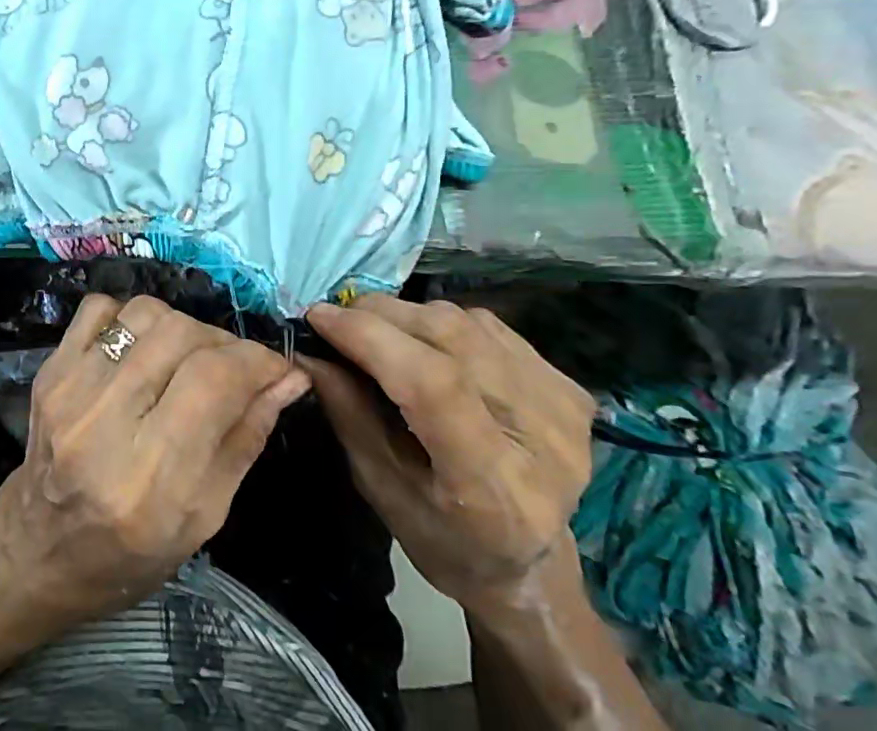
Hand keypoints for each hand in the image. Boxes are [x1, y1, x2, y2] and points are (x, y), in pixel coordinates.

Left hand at [0, 295, 311, 671]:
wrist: (39, 548)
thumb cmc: (129, 553)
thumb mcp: (205, 517)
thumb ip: (246, 439)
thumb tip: (287, 378)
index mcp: (149, 478)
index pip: (212, 380)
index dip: (257, 361)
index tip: (275, 369)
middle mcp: (102, 424)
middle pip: (179, 334)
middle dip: (223, 342)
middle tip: (234, 369)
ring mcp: (67, 390)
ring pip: (143, 313)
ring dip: (181, 327)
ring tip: (189, 360)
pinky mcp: (48, 371)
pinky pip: (99, 309)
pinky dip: (132, 318)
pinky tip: (142, 350)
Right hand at [300, 297, 596, 615]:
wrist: (526, 561)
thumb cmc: (440, 536)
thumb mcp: (377, 483)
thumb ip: (347, 411)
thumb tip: (307, 350)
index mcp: (493, 482)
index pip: (432, 383)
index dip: (369, 338)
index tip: (318, 317)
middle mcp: (544, 437)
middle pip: (450, 339)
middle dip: (378, 316)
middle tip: (334, 319)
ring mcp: (562, 406)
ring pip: (466, 323)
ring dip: (406, 315)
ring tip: (373, 332)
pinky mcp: (568, 386)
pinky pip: (488, 327)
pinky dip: (440, 324)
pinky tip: (421, 345)